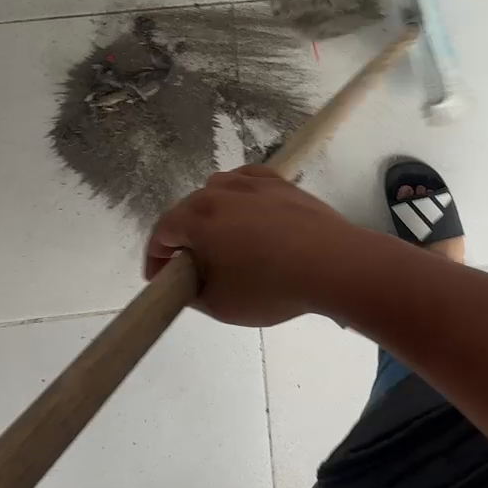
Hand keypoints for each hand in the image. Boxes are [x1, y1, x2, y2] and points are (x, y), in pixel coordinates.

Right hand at [145, 165, 362, 326]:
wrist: (332, 262)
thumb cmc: (270, 286)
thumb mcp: (219, 304)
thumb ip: (193, 292)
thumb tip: (190, 281)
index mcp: (199, 216)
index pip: (162, 231)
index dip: (156, 258)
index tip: (161, 279)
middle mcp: (222, 190)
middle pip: (189, 209)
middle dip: (184, 237)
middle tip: (193, 267)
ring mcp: (255, 182)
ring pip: (219, 190)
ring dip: (211, 214)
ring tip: (223, 242)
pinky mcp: (283, 184)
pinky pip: (250, 182)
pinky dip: (241, 196)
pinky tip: (249, 214)